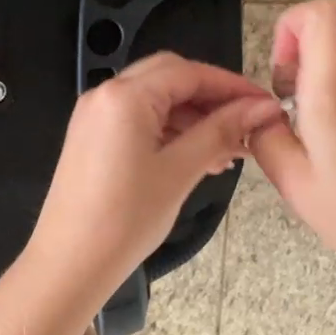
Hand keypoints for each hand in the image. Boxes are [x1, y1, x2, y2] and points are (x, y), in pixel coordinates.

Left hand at [27, 53, 283, 292]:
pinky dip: (169, 131)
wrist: (70, 262)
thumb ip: (221, 131)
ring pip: (154, 100)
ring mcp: (93, 116)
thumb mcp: (180, 171)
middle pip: (170, 77)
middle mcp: (104, 95)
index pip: (188, 72)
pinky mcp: (90, 138)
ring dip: (192, 118)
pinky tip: (197, 158)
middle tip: (247, 125)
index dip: (231, 85)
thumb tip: (262, 107)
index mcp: (125, 96)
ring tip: (228, 152)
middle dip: (211, 98)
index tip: (265, 105)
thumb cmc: (126, 218)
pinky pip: (137, 120)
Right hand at [249, 0, 335, 285]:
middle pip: (327, 44)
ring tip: (324, 156)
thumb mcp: (296, 186)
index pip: (323, 12)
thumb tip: (261, 114)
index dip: (292, 26)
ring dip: (320, 100)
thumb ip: (266, 138)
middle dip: (297, 76)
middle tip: (295, 133)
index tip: (281, 73)